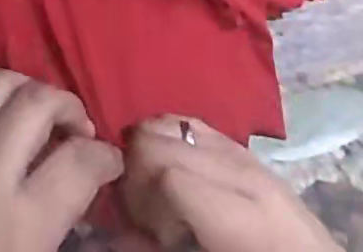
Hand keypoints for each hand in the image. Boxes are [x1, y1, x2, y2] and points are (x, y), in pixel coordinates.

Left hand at [0, 69, 123, 251]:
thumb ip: (62, 230)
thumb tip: (97, 200)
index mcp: (21, 222)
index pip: (78, 164)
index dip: (106, 158)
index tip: (113, 162)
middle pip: (38, 102)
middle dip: (69, 105)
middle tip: (81, 130)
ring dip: (28, 88)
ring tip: (41, 112)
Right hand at [121, 116, 341, 251]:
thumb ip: (159, 251)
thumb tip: (117, 237)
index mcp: (245, 219)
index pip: (170, 175)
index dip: (141, 199)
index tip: (139, 229)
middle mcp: (245, 173)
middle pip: (163, 139)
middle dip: (136, 172)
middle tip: (138, 212)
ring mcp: (245, 155)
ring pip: (172, 123)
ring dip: (148, 152)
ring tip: (152, 192)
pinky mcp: (244, 151)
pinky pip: (191, 125)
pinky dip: (167, 142)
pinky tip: (171, 175)